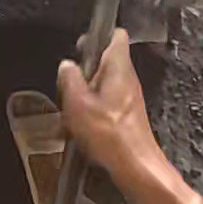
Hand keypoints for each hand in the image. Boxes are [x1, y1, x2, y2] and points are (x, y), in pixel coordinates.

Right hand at [57, 30, 175, 194]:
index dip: (97, 36)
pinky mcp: (126, 116)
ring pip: (102, 84)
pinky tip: (78, 129)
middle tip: (68, 85)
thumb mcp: (77, 103)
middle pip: (104, 61)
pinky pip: (105, 104)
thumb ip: (69, 78)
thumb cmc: (109, 134)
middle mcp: (127, 79)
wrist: (136, 168)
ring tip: (70, 110)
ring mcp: (129, 98)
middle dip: (83, 71)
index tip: (80, 48)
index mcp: (118, 67)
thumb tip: (66, 66)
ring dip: (84, 94)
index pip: (116, 35)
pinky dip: (91, 111)